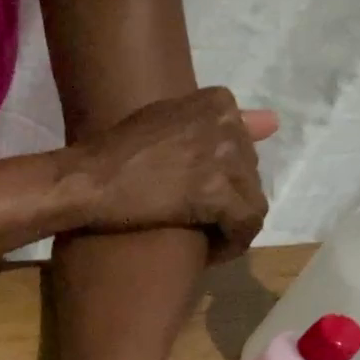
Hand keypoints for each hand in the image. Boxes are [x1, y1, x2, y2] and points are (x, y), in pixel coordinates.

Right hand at [73, 87, 275, 259]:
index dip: (222, 179)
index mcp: (218, 104)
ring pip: (251, 201)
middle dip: (227, 204)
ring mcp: (224, 158)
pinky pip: (245, 224)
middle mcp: (229, 125)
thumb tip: (272, 122)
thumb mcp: (164, 122)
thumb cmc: (110, 154)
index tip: (199, 199)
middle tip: (199, 226)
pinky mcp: (216, 194)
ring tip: (205, 245)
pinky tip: (209, 255)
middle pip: (247, 175)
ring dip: (230, 228)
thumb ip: (212, 124)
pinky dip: (231, 244)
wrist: (87, 181)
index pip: (242, 147)